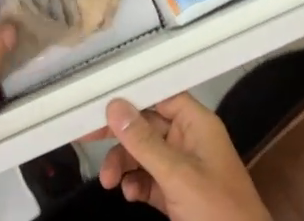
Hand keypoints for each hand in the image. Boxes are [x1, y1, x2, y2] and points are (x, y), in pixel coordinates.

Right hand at [91, 94, 268, 220]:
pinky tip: (129, 194)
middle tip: (86, 137)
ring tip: (109, 183)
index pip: (159, 94)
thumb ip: (144, 142)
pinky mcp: (178, 195)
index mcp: (197, 124)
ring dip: (123, 164)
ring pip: (143, 153)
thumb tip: (113, 105)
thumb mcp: (178, 177)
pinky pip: (148, 179)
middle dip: (119, 136)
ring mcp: (184, 169)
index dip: (130, 94)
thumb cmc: (217, 211)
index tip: (97, 99)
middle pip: (146, 125)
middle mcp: (190, 140)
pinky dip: (135, 184)